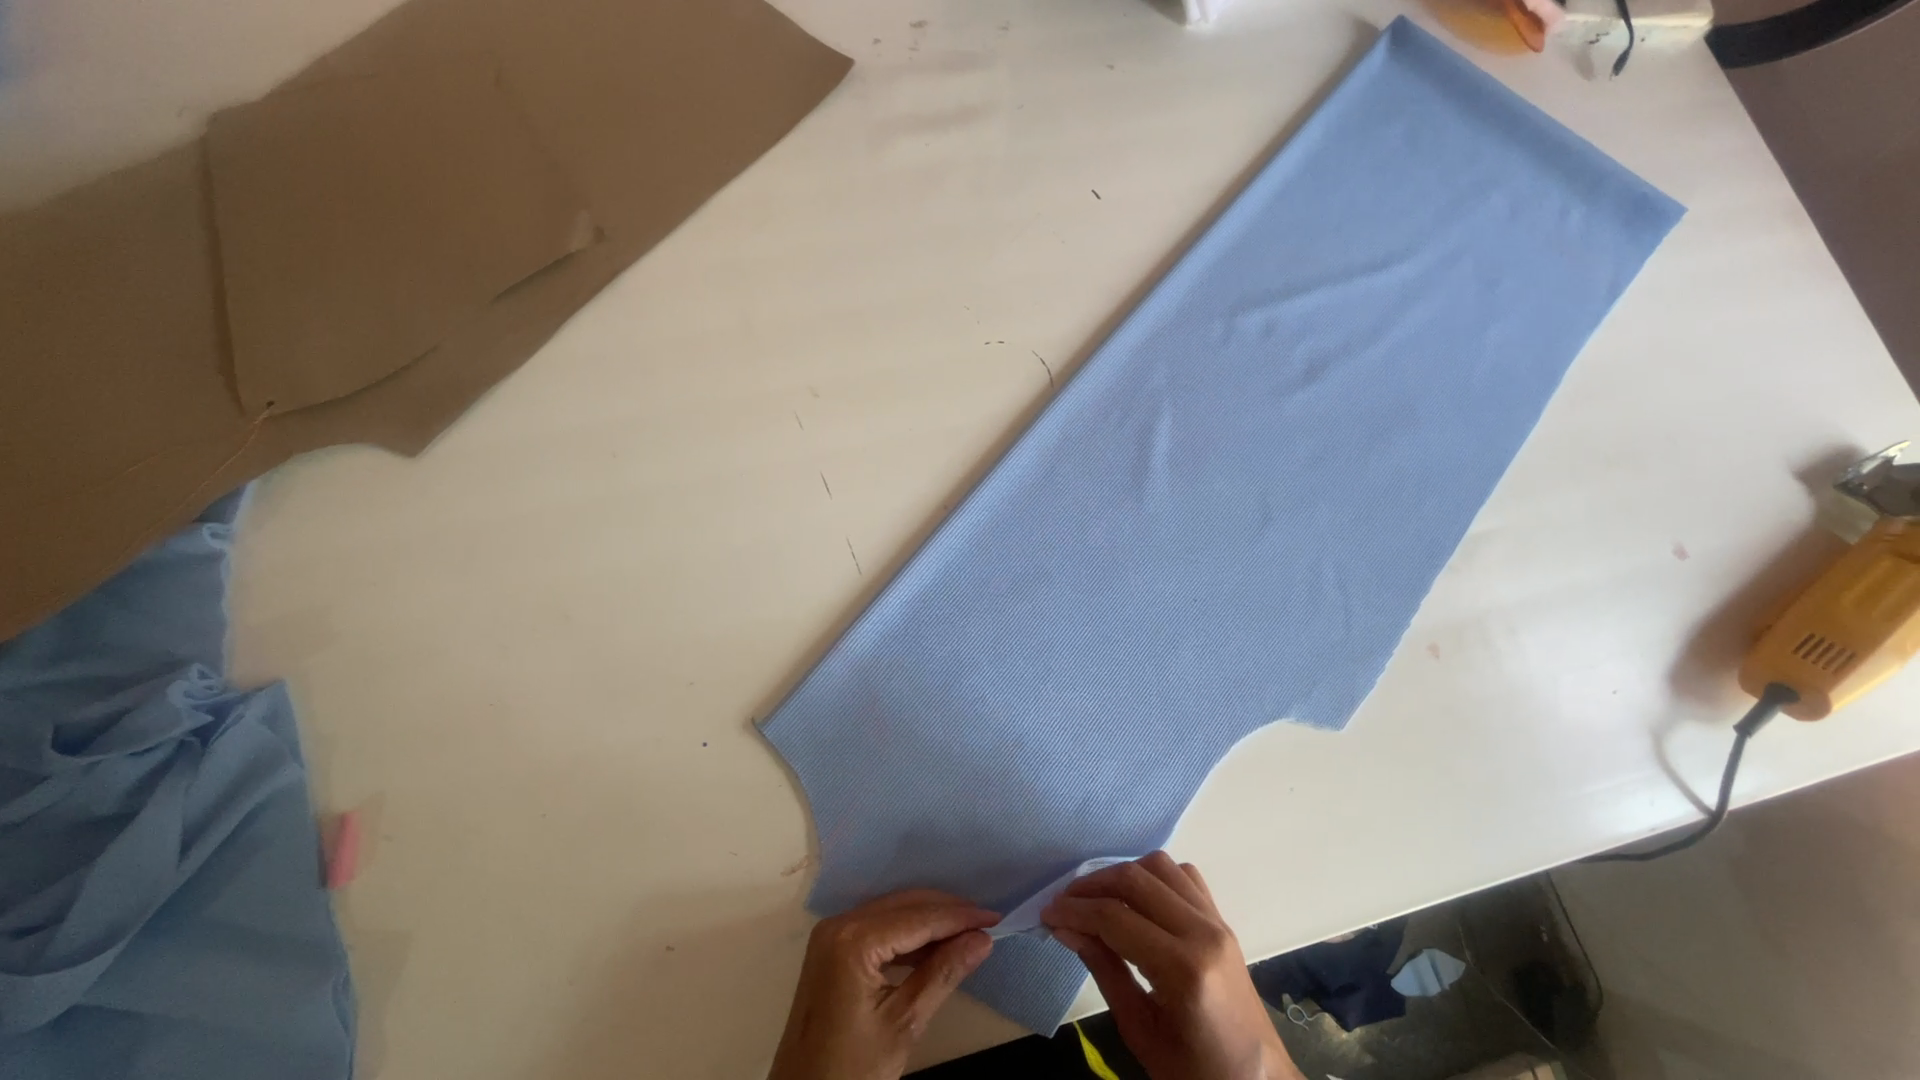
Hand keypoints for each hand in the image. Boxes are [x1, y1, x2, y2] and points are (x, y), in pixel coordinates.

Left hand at [768, 889, 998, 1079]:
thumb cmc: (852, 1069)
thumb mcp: (904, 1023)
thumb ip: (943, 974)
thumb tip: (981, 939)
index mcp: (853, 940)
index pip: (918, 918)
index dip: (959, 917)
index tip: (996, 919)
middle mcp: (839, 924)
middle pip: (904, 906)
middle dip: (946, 913)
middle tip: (986, 923)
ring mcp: (831, 935)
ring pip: (892, 913)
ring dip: (929, 921)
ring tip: (967, 934)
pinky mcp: (831, 948)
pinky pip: (877, 927)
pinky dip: (907, 934)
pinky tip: (934, 947)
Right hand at [1042, 853, 1302, 1079]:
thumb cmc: (1194, 1071)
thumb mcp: (1140, 1030)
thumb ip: (1104, 970)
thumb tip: (1065, 928)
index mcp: (1183, 970)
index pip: (1114, 918)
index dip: (1074, 911)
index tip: (1047, 914)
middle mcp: (1203, 933)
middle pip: (1135, 880)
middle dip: (1091, 885)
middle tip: (1063, 903)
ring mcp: (1218, 923)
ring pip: (1160, 867)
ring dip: (1121, 875)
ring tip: (1096, 899)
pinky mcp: (1223, 922)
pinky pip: (1185, 877)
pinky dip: (1154, 877)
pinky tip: (1136, 899)